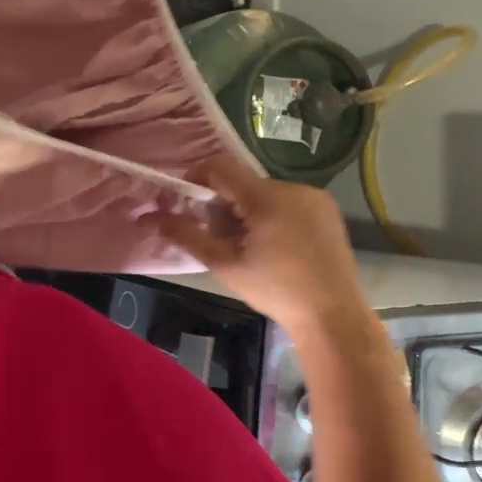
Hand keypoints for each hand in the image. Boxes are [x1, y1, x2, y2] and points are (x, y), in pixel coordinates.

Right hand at [147, 156, 370, 335]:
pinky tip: (274, 246)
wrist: (332, 314)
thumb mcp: (223, 263)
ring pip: (262, 193)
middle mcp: (293, 188)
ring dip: (246, 211)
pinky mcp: (327, 209)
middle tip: (220, 239)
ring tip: (248, 247)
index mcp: (267, 198)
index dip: (196, 179)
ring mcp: (314, 197)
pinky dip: (269, 215)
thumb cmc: (274, 289)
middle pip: (241, 183)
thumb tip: (149, 218)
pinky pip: (286, 201)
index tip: (187, 205)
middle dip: (222, 204)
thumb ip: (186, 235)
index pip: (220, 166)